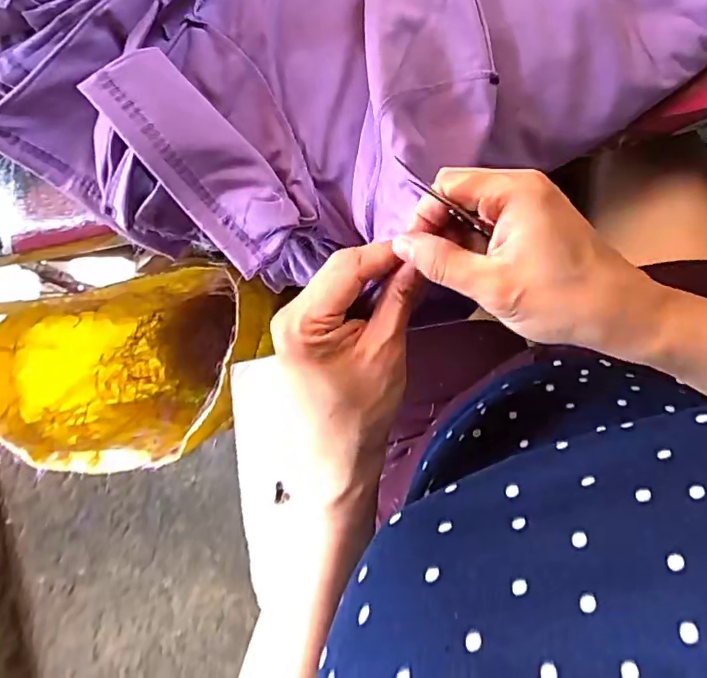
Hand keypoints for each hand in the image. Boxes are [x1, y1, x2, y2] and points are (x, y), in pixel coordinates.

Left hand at [270, 242, 424, 509]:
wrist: (334, 461)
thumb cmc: (360, 414)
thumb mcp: (386, 350)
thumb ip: (398, 298)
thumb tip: (416, 260)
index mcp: (302, 320)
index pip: (347, 265)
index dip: (385, 251)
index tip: (418, 245)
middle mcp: (288, 312)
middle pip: (339, 269)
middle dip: (379, 262)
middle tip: (416, 259)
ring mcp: (290, 319)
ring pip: (336, 280)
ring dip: (370, 276)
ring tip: (405, 275)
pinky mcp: (299, 328)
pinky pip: (332, 297)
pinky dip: (358, 293)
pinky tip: (383, 294)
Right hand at [394, 168, 661, 352]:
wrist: (626, 316)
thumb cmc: (562, 301)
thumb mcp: (493, 287)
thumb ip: (442, 262)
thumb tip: (401, 243)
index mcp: (513, 190)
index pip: (446, 185)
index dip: (425, 216)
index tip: (419, 253)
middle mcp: (521, 185)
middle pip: (459, 192)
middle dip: (439, 225)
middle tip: (434, 265)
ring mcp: (532, 200)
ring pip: (473, 207)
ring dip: (457, 235)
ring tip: (456, 270)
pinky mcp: (537, 217)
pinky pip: (492, 218)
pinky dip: (477, 239)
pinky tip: (478, 268)